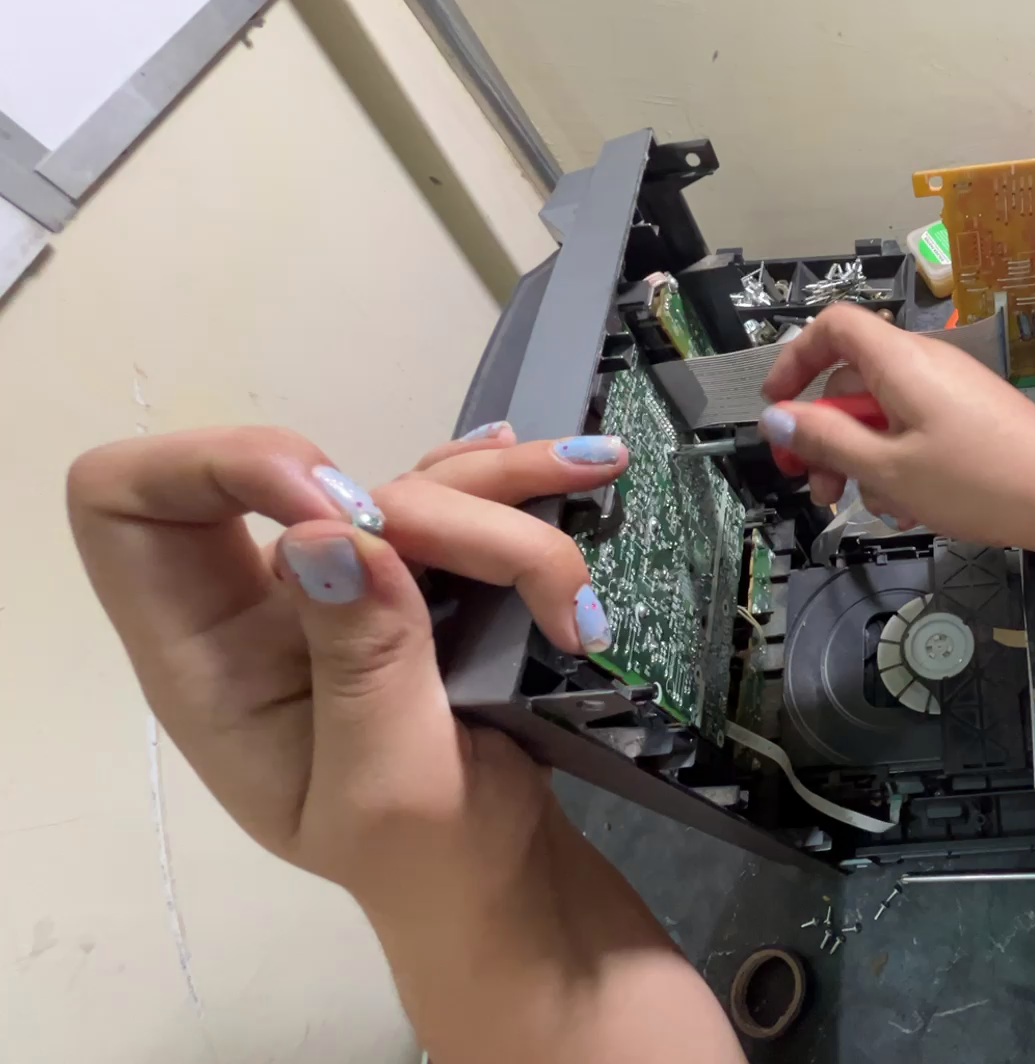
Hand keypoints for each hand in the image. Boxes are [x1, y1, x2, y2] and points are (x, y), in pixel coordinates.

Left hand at [66, 422, 627, 911]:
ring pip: (426, 482)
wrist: (490, 859)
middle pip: (344, 487)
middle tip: (562, 598)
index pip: (136, 506)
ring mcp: (366, 581)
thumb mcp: (386, 783)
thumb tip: (336, 536)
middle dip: (466, 522)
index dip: (225, 470)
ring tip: (603, 471)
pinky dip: (517, 478)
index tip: (353, 512)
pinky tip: (560, 469)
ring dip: (517, 481)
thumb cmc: (424, 847)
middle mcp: (281, 597)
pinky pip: (469, 499)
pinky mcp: (439, 580)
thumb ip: (362, 666)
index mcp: (212, 652)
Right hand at [759, 303, 1034, 548]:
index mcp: (898, 361)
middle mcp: (925, 364)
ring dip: (867, 460)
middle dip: (828, 436)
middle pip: (853, 381)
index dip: (795, 361)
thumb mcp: (887, 468)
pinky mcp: (973, 417)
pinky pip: (918, 428)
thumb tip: (777, 417)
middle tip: (820, 488)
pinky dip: (902, 461)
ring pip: (885, 414)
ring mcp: (952, 390)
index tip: (779, 409)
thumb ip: (827, 440)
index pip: (831, 328)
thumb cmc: (978, 481)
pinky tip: (914, 505)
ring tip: (879, 507)